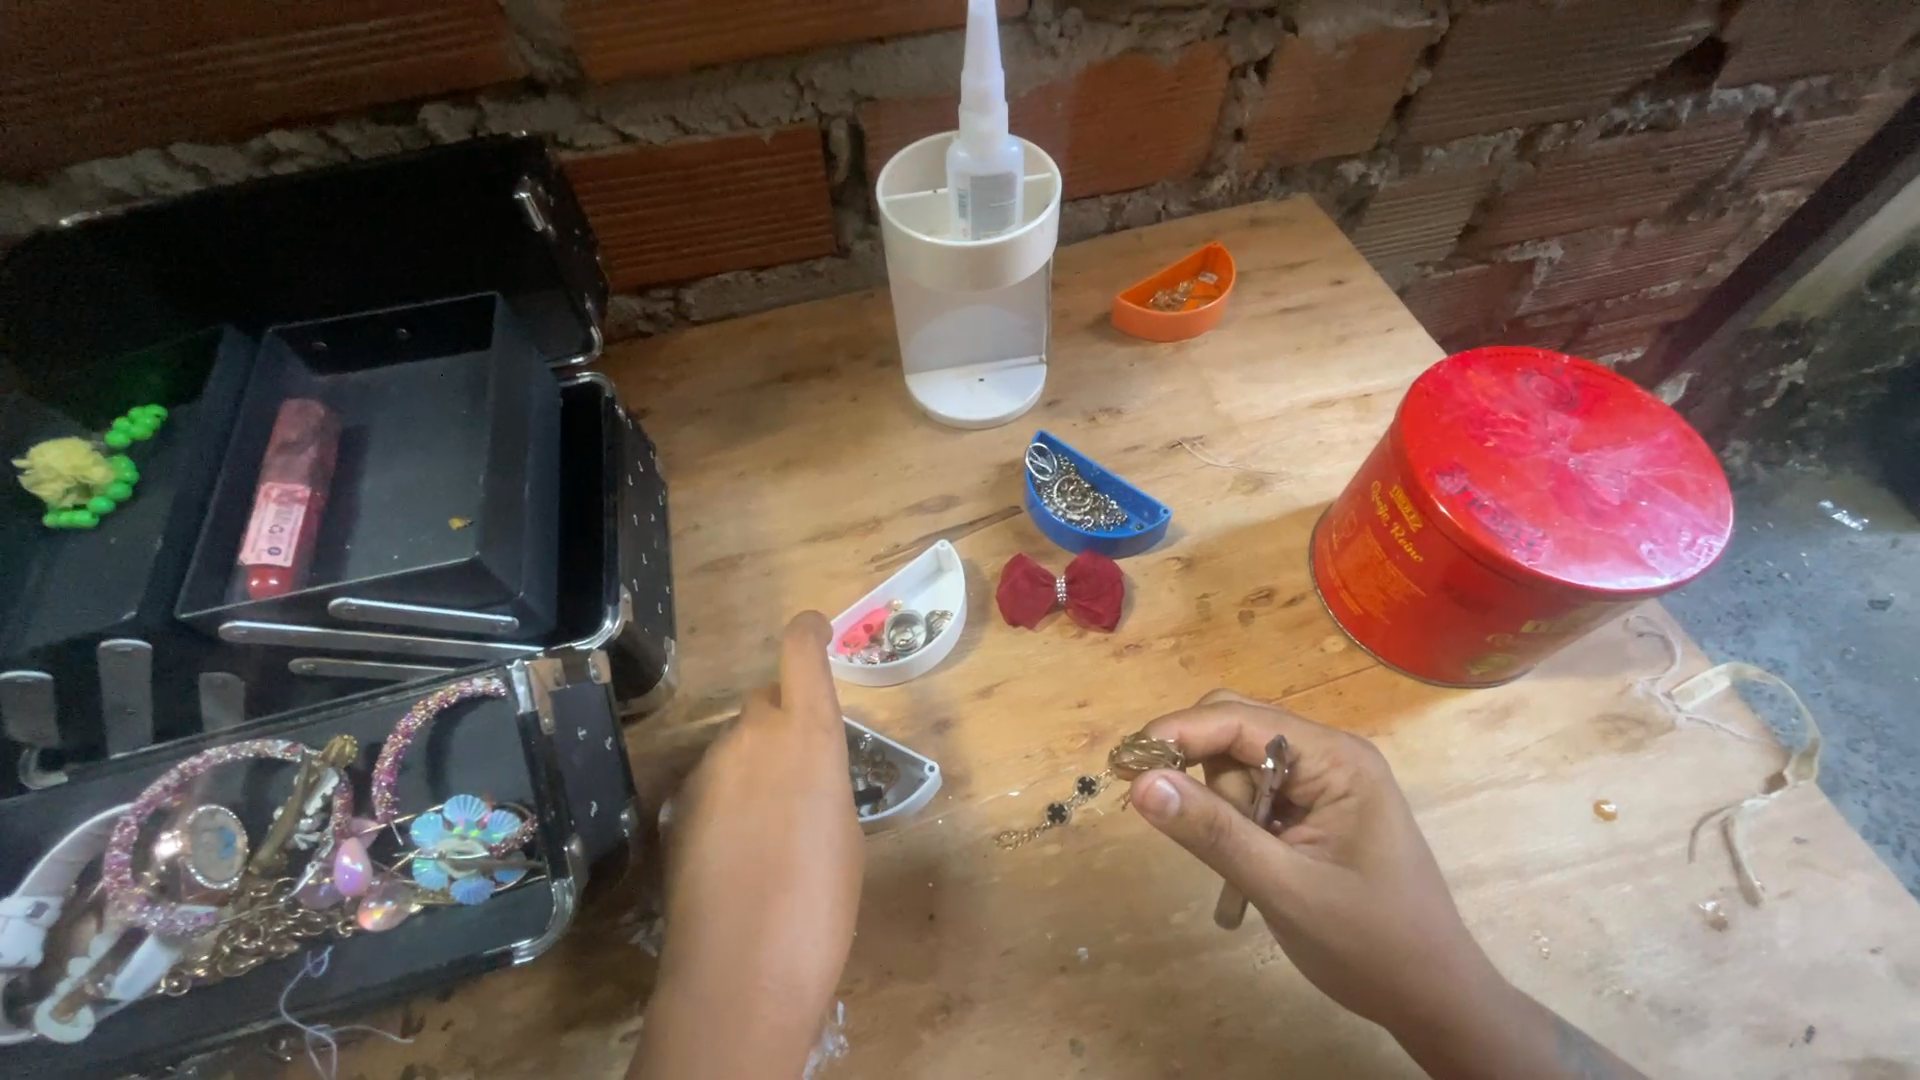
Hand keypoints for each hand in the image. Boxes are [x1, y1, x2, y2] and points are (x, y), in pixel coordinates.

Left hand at [634, 612, 862, 1079]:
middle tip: (800, 772)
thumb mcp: (842, 828)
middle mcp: (753, 737)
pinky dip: (728, 796)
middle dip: (783, 720)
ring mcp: (708, 770)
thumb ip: (821, 776)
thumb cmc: (822, 900)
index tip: (815, 627)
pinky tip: (736, 849)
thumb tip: (802, 768)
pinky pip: (713, 779)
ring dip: (754, 764)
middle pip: (764, 701)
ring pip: (737, 744)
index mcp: (807, 735)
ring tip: (770, 825)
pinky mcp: (678, 806)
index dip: (807, 631)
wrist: (743, 970)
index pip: (800, 654)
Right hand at [1128, 691, 1645, 1079]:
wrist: (1434, 1001)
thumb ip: (1211, 832)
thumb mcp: (1284, 889)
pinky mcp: (1311, 806)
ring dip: (1217, 804)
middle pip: (1233, 728)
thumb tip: (1140, 783)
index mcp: (1336, 758)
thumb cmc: (1370, 945)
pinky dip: (1229, 819)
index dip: (1177, 734)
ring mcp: (1321, 779)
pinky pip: (1249, 790)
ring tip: (1242, 865)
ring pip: (1234, 761)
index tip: (1125, 765)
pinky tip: (1244, 861)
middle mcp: (1328, 753)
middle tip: (1165, 810)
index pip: (1238, 720)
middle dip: (1196, 767)